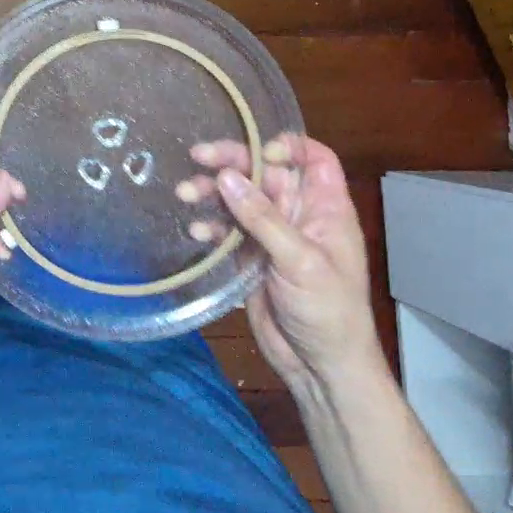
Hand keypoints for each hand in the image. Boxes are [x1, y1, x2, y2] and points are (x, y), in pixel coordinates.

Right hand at [180, 134, 380, 389]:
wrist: (319, 366)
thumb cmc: (327, 312)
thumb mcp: (301, 262)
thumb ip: (263, 218)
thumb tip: (227, 177)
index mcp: (325, 210)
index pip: (314, 159)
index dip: (287, 146)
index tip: (257, 151)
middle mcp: (298, 214)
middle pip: (264, 172)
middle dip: (232, 161)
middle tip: (197, 156)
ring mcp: (272, 234)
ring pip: (239, 197)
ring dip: (212, 191)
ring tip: (185, 193)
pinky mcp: (249, 254)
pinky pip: (226, 227)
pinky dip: (209, 223)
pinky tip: (197, 231)